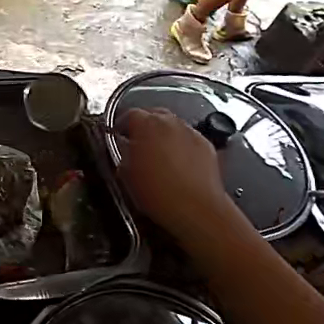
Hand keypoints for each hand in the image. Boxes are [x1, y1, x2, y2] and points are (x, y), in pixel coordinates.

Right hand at [115, 107, 239, 239]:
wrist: (196, 209)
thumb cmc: (158, 194)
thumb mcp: (127, 175)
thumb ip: (123, 153)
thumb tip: (123, 146)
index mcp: (147, 125)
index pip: (129, 114)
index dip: (121, 125)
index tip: (117, 135)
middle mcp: (170, 122)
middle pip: (153, 115)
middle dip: (144, 126)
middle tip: (137, 143)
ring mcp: (190, 132)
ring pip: (172, 126)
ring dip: (163, 135)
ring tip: (158, 155)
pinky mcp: (206, 145)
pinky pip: (188, 139)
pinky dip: (181, 146)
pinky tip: (178, 164)